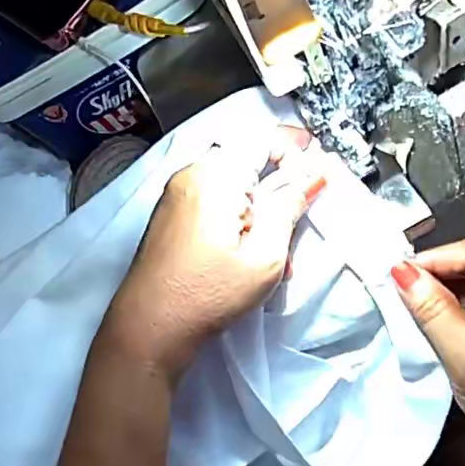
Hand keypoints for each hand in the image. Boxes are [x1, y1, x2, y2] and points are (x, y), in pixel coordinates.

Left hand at [101, 128, 325, 380]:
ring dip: (260, 210)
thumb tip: (313, 173)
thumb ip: (290, 206)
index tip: (316, 173)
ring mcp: (178, 194)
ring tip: (272, 254)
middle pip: (249, 161)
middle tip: (295, 224)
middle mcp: (192, 175)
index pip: (264, 138)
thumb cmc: (204, 296)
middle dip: (278, 189)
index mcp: (214, 177)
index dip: (296, 150)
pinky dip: (238, 219)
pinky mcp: (173, 214)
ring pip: (234, 185)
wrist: (148, 327)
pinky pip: (215, 200)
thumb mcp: (264, 255)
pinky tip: (247, 255)